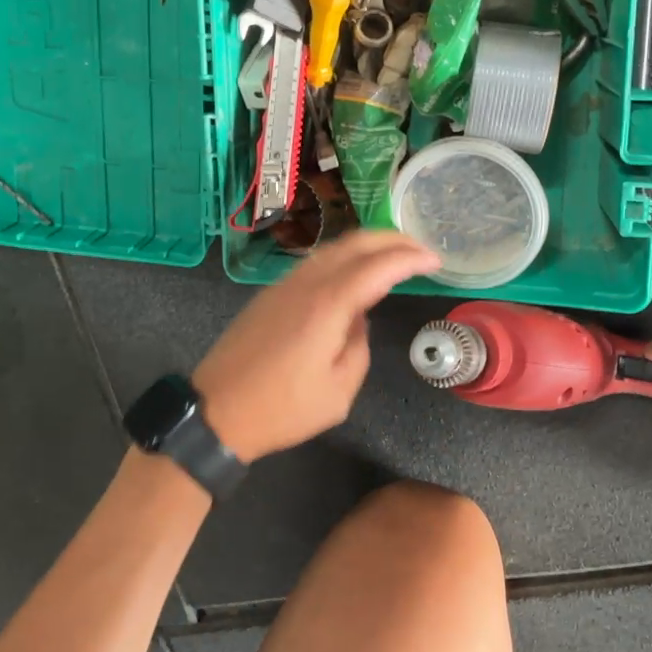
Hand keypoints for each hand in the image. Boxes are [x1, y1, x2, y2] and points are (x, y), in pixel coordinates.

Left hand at [194, 232, 439, 461]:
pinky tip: (354, 274)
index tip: (435, 259)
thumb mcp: (338, 392)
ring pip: (332, 248)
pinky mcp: (270, 294)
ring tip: (392, 256)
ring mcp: (284, 285)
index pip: (378, 266)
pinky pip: (315, 263)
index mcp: (327, 304)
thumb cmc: (281, 409)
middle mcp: (306, 283)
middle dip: (391, 239)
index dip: (410, 258)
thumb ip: (359, 347)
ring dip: (366, 245)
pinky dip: (343, 258)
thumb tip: (358, 321)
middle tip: (420, 249)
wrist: (215, 411)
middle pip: (354, 243)